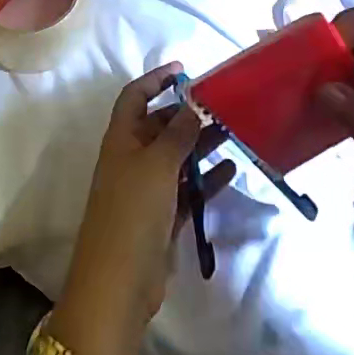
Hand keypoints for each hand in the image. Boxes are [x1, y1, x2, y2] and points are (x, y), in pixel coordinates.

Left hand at [62, 64, 232, 329]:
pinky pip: (188, 187)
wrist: (119, 284)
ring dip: (203, 143)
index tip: (185, 70)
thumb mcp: (157, 164)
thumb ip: (178, 132)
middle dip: (189, 113)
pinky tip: (231, 167)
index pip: (135, 97)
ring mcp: (148, 189)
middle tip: (224, 104)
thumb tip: (193, 103)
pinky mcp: (163, 216)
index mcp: (121, 140)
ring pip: (178, 156)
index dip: (156, 80)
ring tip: (235, 131)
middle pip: (161, 126)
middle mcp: (133, 159)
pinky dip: (207, 176)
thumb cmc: (132, 212)